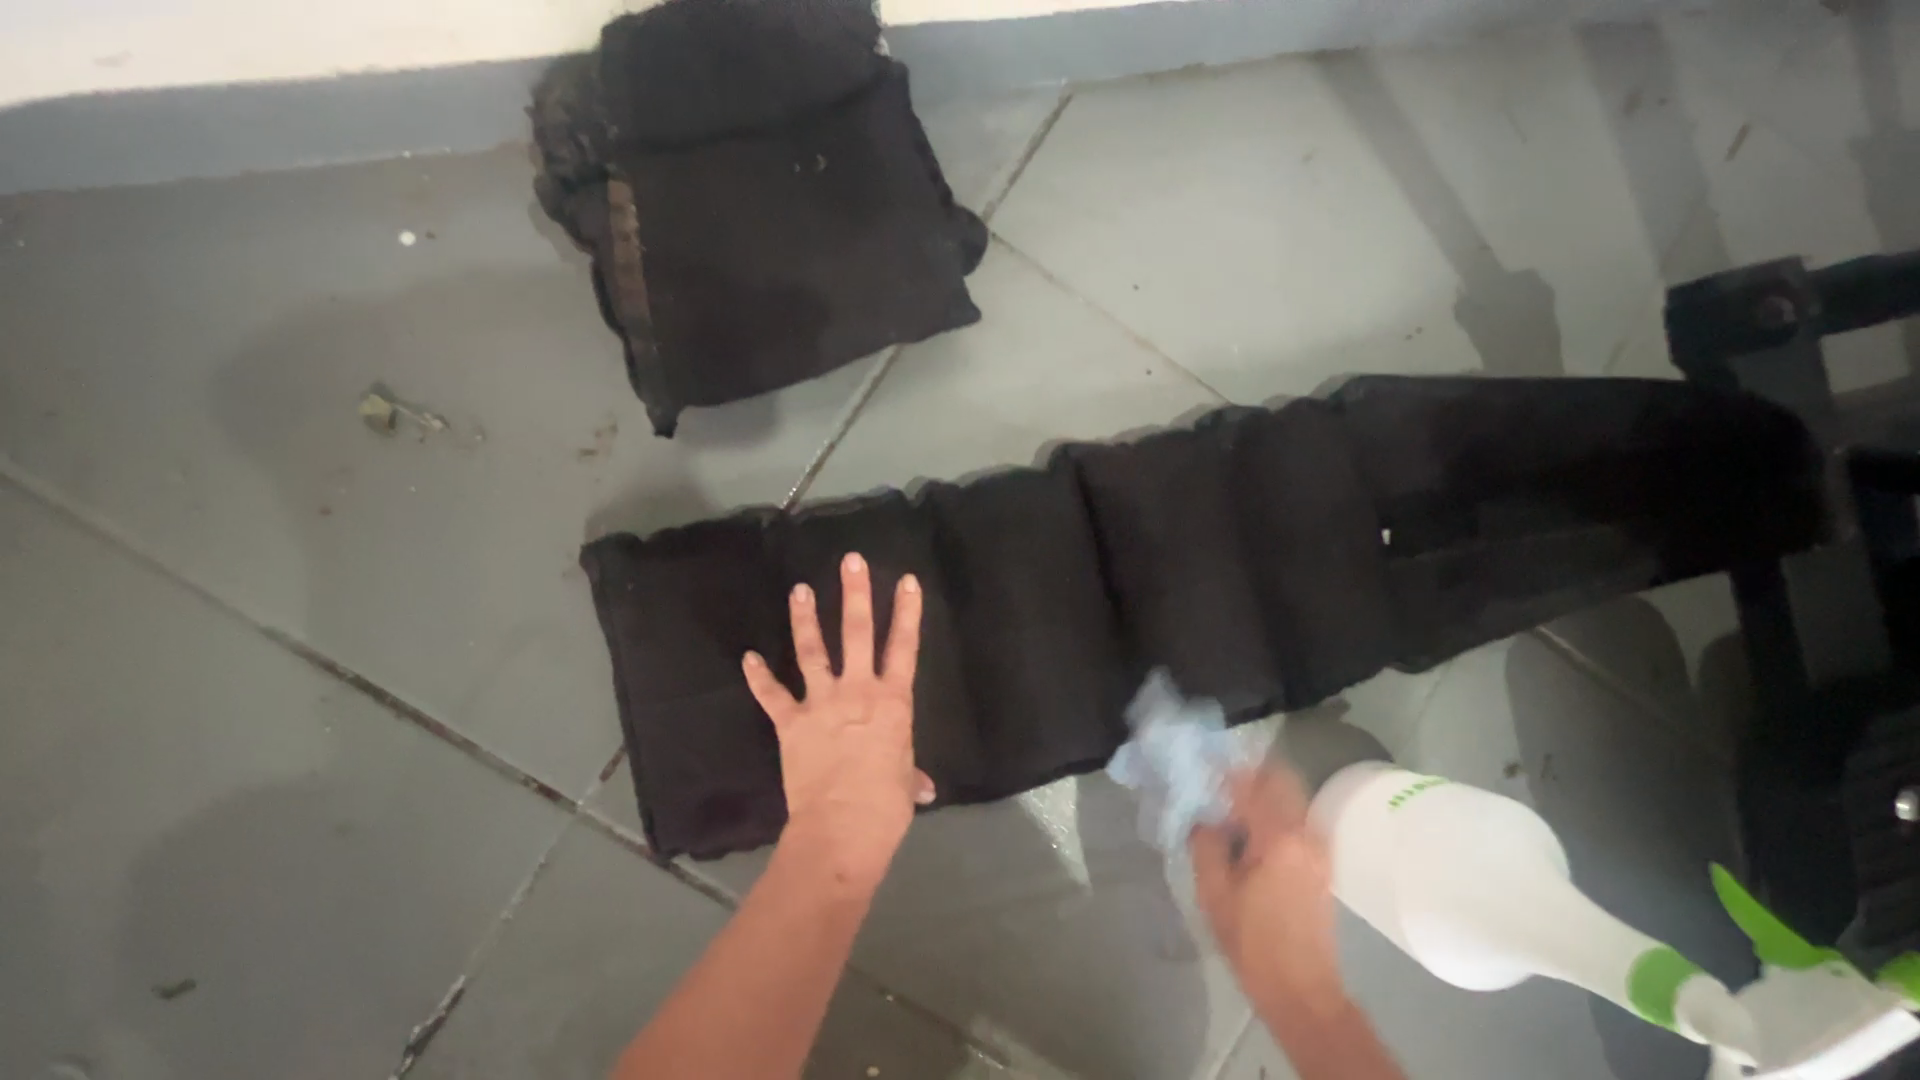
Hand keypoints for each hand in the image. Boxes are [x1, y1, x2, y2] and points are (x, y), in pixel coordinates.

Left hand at [743, 552, 933, 896]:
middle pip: (857, 633)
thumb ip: (910, 774)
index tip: (907, 580)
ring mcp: (821, 704)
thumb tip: (921, 787)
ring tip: (799, 589)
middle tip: (851, 561)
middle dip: (855, 594)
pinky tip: (749, 657)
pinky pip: (773, 695)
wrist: (841, 830)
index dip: (907, 612)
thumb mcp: (905, 785)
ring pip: (813, 652)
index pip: (904, 647)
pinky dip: (759, 676)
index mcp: (893, 702)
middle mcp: (858, 692)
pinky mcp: (791, 723)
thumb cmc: (885, 807)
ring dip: (805, 619)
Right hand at [1191, 766, 1345, 1023]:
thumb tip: (1205, 819)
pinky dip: (1273, 812)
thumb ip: (1206, 844)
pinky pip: (1296, 820)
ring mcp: (1319, 848)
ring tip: (1230, 804)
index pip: (1251, 783)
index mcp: (1278, 837)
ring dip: (1262, 792)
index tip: (1201, 765)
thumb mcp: (1214, 892)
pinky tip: (1249, 831)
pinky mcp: (1321, 864)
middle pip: (1281, 780)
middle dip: (1248, 773)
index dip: (1224, 770)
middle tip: (1217, 779)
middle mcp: (1305, 834)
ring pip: (1291, 798)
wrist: (1301, 991)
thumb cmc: (1252, 942)